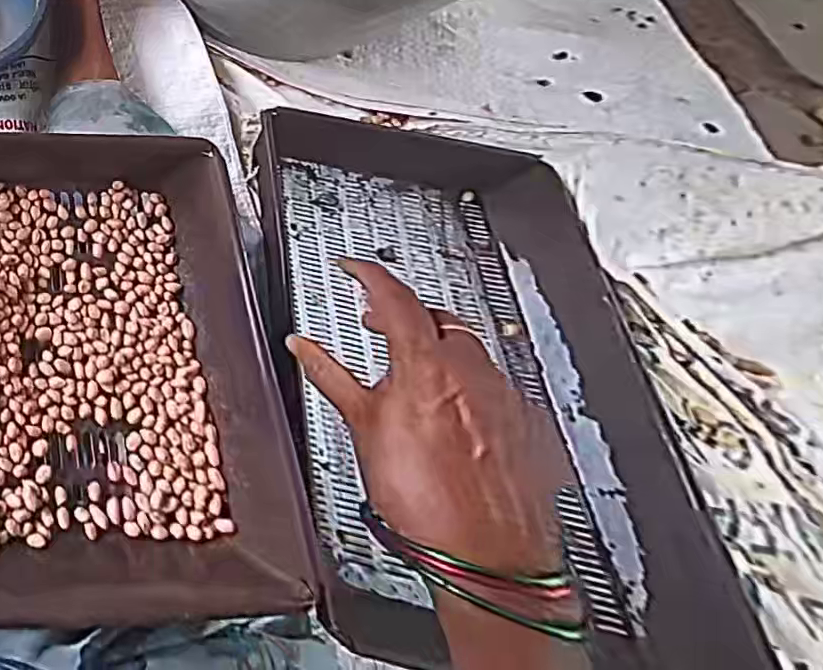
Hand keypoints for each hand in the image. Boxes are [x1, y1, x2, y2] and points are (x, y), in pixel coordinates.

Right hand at [287, 261, 569, 579]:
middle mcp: (472, 374)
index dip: (369, 274)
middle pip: (437, 315)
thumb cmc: (423, 496)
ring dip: (433, 340)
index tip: (352, 266)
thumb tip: (301, 345)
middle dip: (402, 309)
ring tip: (404, 356)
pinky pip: (489, 380)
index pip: (396, 298)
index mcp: (426, 367)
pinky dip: (460, 373)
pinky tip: (442, 397)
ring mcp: (502, 399)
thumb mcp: (359, 423)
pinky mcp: (521, 425)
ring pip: (467, 346)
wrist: (485, 556)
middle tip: (373, 315)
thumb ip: (329, 373)